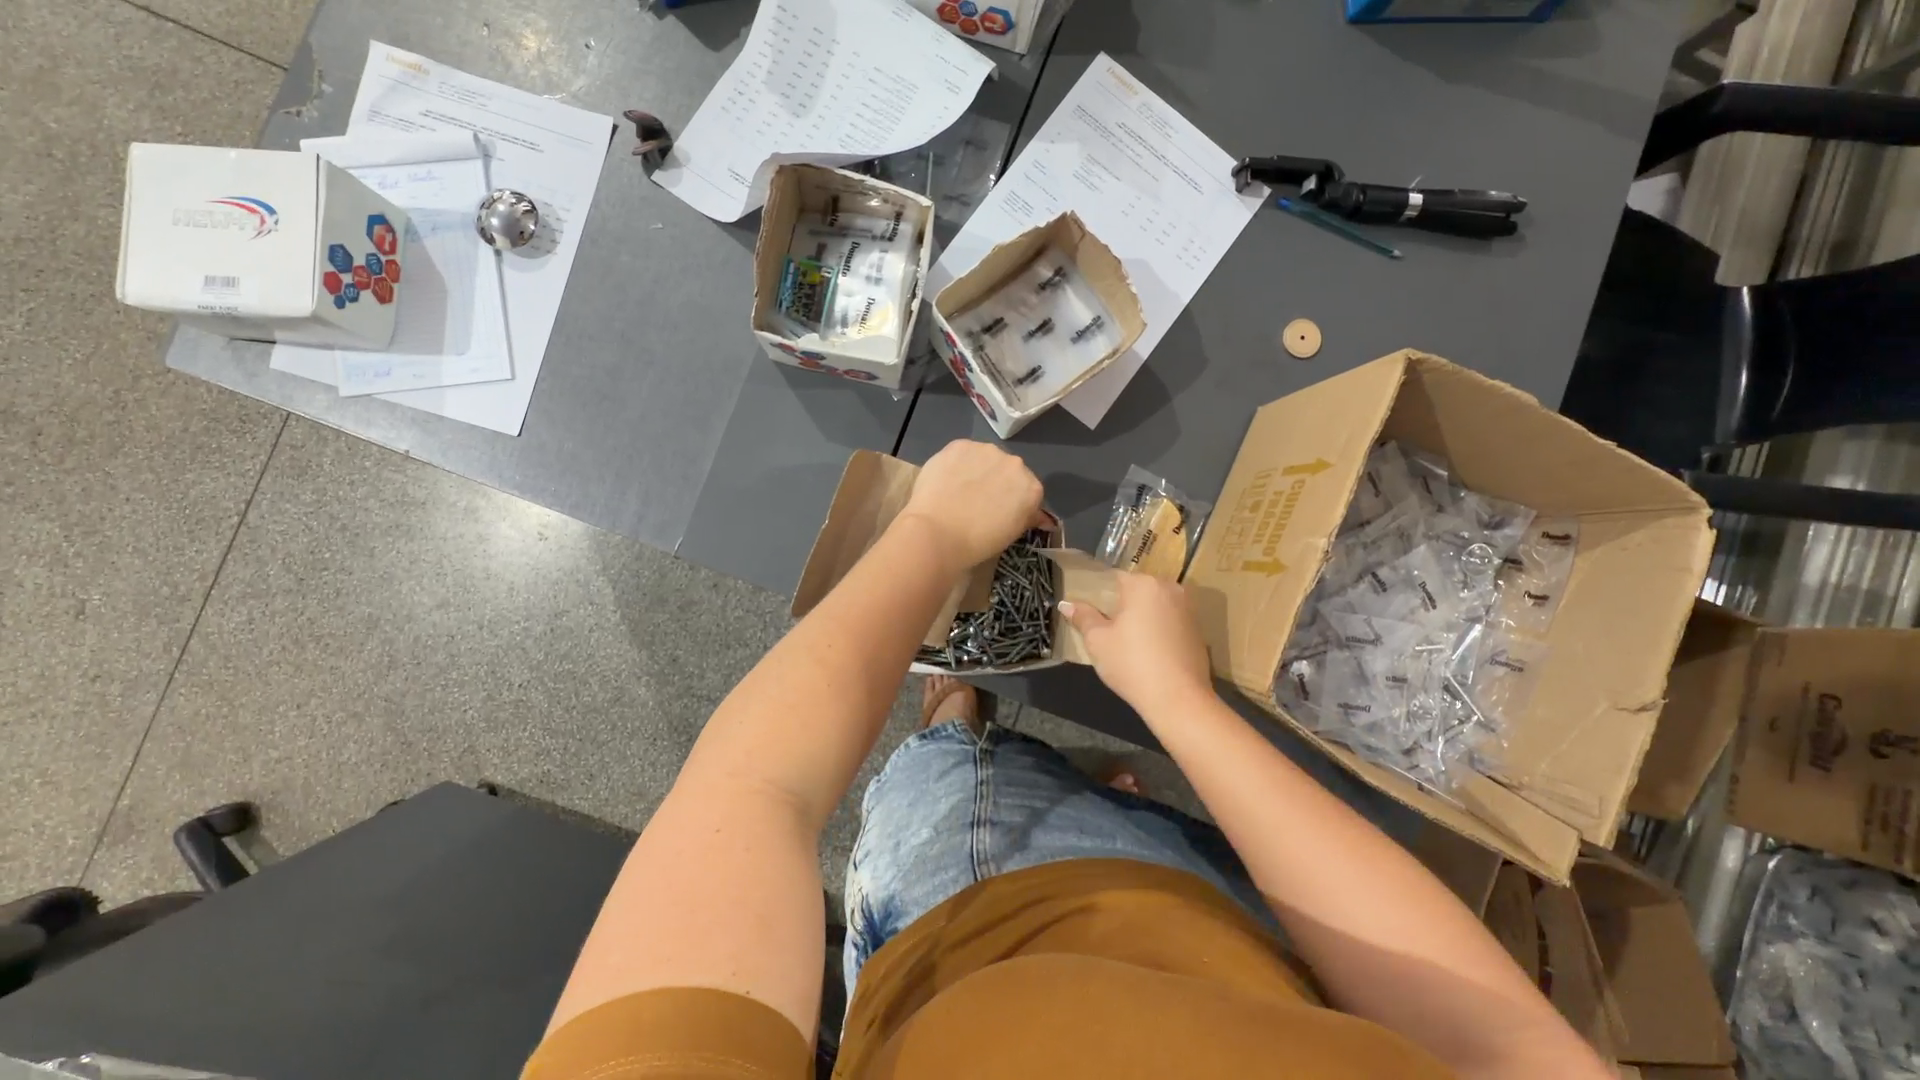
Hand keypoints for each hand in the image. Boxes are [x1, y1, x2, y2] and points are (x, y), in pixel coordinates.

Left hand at [900, 440, 1043, 571]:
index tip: (999, 512)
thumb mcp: (1011, 535)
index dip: (1012, 501)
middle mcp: (1014, 463)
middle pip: (1007, 471)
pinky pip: (962, 454)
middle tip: (978, 502)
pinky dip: (956, 465)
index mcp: (1032, 488)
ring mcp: (986, 451)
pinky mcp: (960, 445)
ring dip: (977, 470)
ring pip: (985, 459)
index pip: (1028, 491)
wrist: (937, 533)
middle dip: (997, 482)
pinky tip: (945, 481)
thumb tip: (1039, 516)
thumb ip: (1027, 518)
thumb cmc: (977, 542)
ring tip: (959, 491)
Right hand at [1061, 573, 1213, 716]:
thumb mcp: (1098, 641)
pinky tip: (1149, 652)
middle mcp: (1170, 589)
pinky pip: (1170, 621)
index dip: (1099, 593)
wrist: (1179, 699)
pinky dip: (1158, 630)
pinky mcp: (1198, 630)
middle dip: (1122, 605)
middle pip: (1138, 590)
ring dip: (1142, 618)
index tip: (1090, 611)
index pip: (1115, 578)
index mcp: (1144, 584)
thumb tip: (1066, 603)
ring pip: (1156, 606)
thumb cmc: (1132, 664)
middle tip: (1106, 628)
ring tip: (1126, 642)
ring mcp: (1188, 609)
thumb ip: (1083, 617)